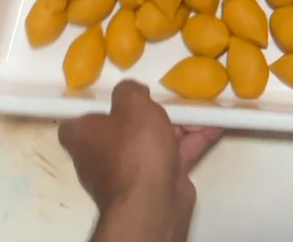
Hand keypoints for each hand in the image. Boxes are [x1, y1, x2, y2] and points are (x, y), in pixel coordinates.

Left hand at [57, 82, 221, 239]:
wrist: (153, 202)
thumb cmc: (134, 147)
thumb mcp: (131, 104)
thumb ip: (129, 90)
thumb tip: (130, 92)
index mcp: (84, 138)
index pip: (77, 121)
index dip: (94, 105)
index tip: (113, 92)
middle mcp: (102, 156)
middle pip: (123, 127)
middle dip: (147, 110)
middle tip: (166, 91)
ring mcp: (132, 171)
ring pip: (154, 139)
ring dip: (177, 122)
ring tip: (199, 101)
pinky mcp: (158, 181)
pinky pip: (176, 153)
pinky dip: (194, 138)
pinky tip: (216, 122)